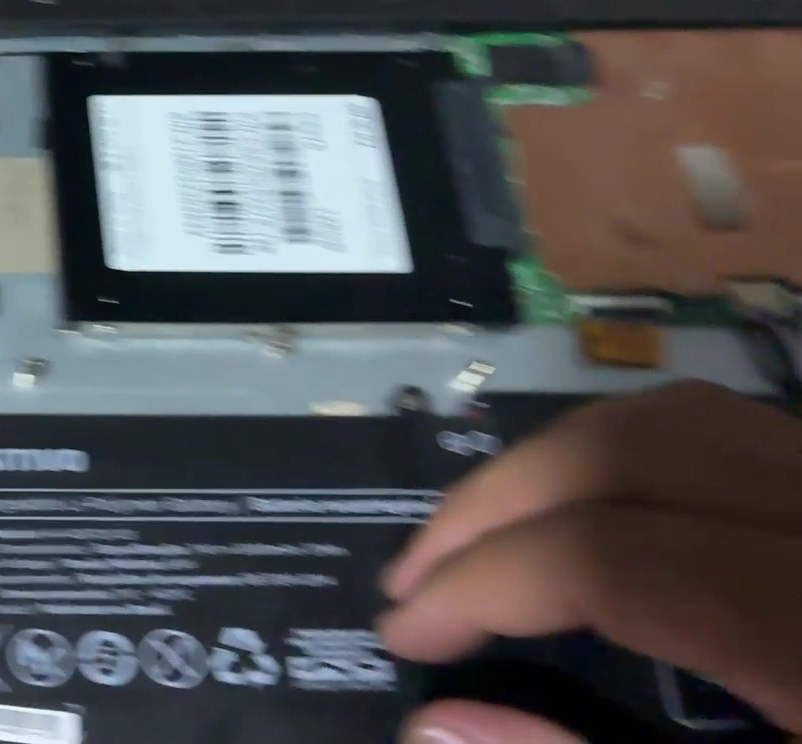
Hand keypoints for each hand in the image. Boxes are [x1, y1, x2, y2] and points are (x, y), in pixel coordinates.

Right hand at [378, 380, 801, 742]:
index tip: (406, 630)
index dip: (476, 585)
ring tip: (483, 538)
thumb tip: (430, 723)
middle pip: (628, 453)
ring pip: (672, 422)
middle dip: (488, 509)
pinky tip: (586, 520)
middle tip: (420, 575)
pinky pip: (730, 440)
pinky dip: (621, 465)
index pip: (614, 562)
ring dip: (544, 471)